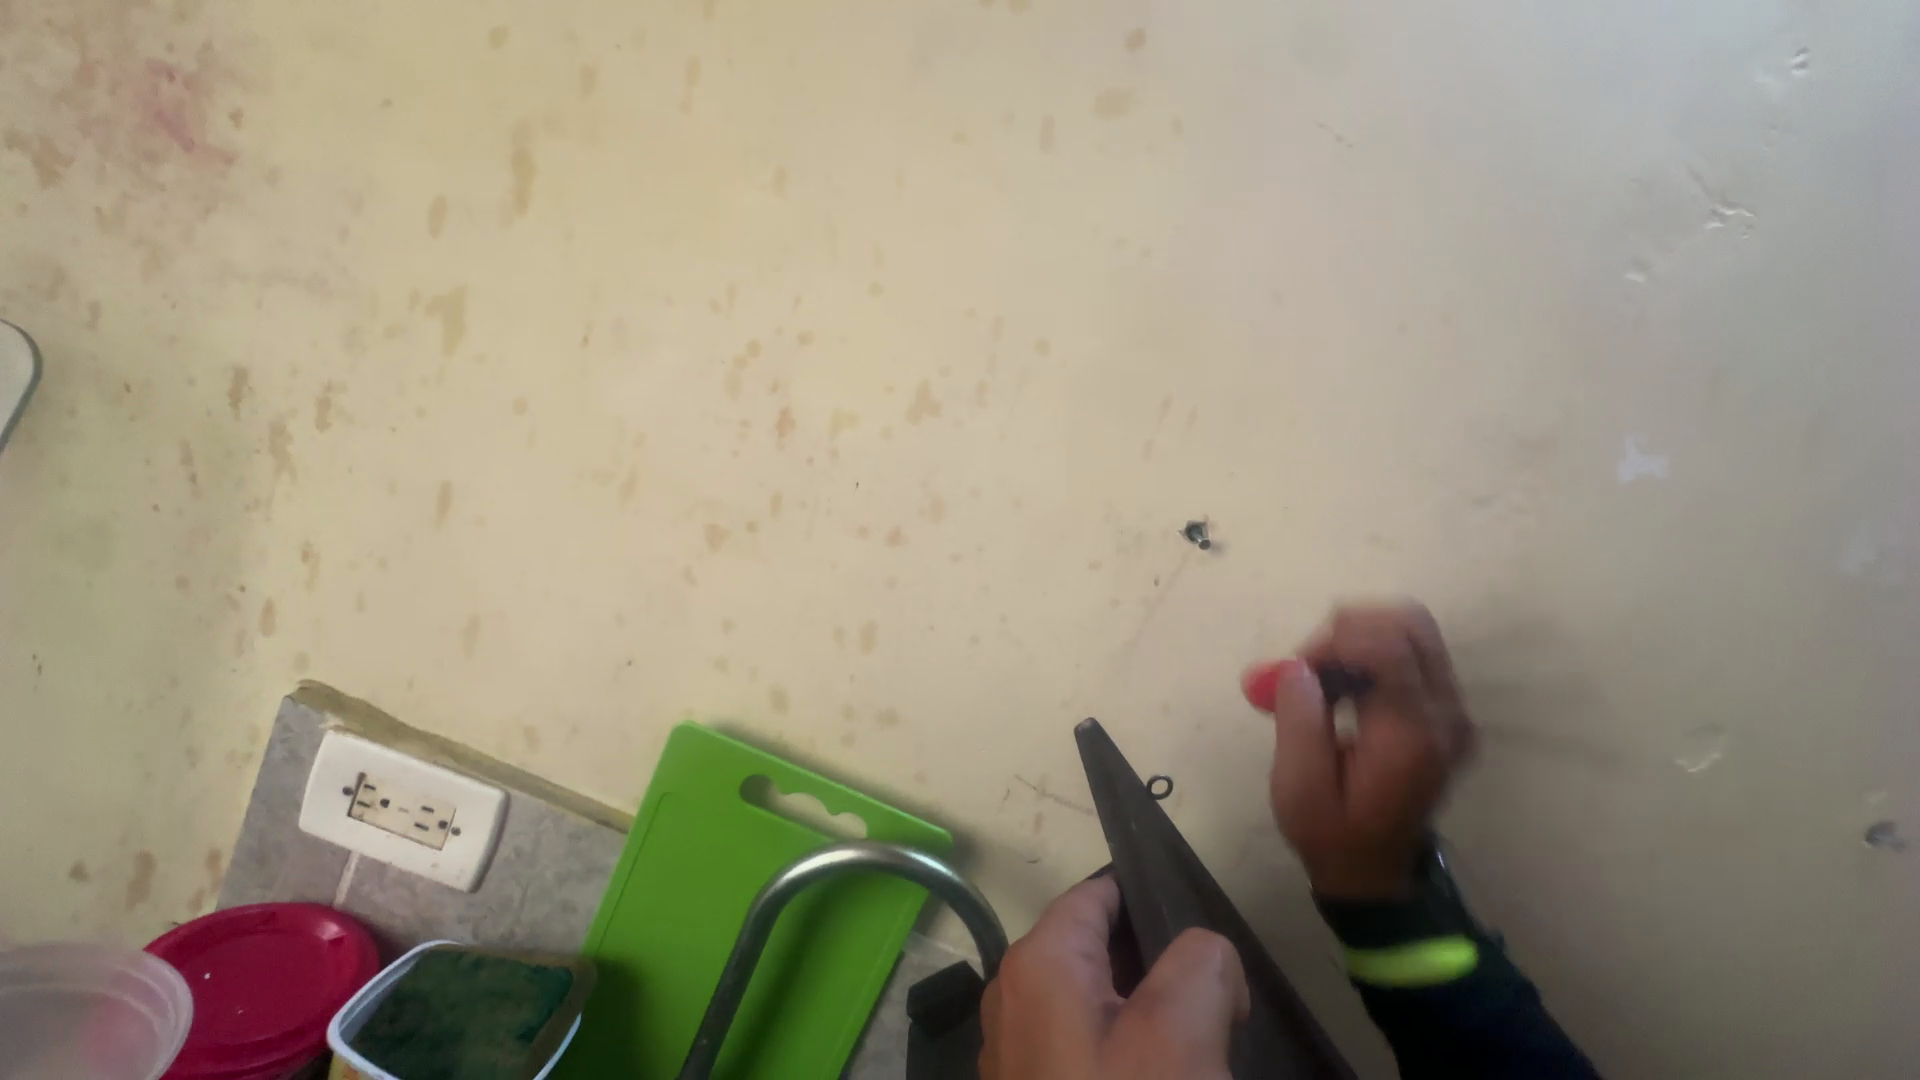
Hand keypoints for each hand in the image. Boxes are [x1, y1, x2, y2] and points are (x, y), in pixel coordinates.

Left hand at [979, 874, 1249, 1079]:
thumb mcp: (1181, 1035)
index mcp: (1040, 961)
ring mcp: (1021, 1053)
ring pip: (1100, 1004)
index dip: (1154, 899)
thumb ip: (1203, 963)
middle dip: (1162, 966)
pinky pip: (1090, 1052)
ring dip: (1152, 1017)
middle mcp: (1016, 996)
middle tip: (1219, 999)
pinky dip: (1129, 1057)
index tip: (1207, 927)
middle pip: (1100, 949)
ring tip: (1203, 1047)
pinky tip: (1166, 1079)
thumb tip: (1207, 961)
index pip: (1099, 894)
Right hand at [1242, 602, 1475, 898]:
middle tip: (1308, 666)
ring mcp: (1452, 710)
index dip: (1334, 641)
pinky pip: (1409, 651)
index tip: (1295, 669)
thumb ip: (1299, 722)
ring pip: (1411, 629)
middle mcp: (1446, 714)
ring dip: (1355, 637)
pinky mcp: (1443, 708)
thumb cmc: (1331, 832)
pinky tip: (1338, 686)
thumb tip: (1297, 666)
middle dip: (1347, 629)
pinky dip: (1366, 651)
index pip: (1389, 648)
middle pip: (1409, 624)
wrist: (1374, 870)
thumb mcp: (1299, 787)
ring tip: (1319, 678)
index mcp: (1412, 736)